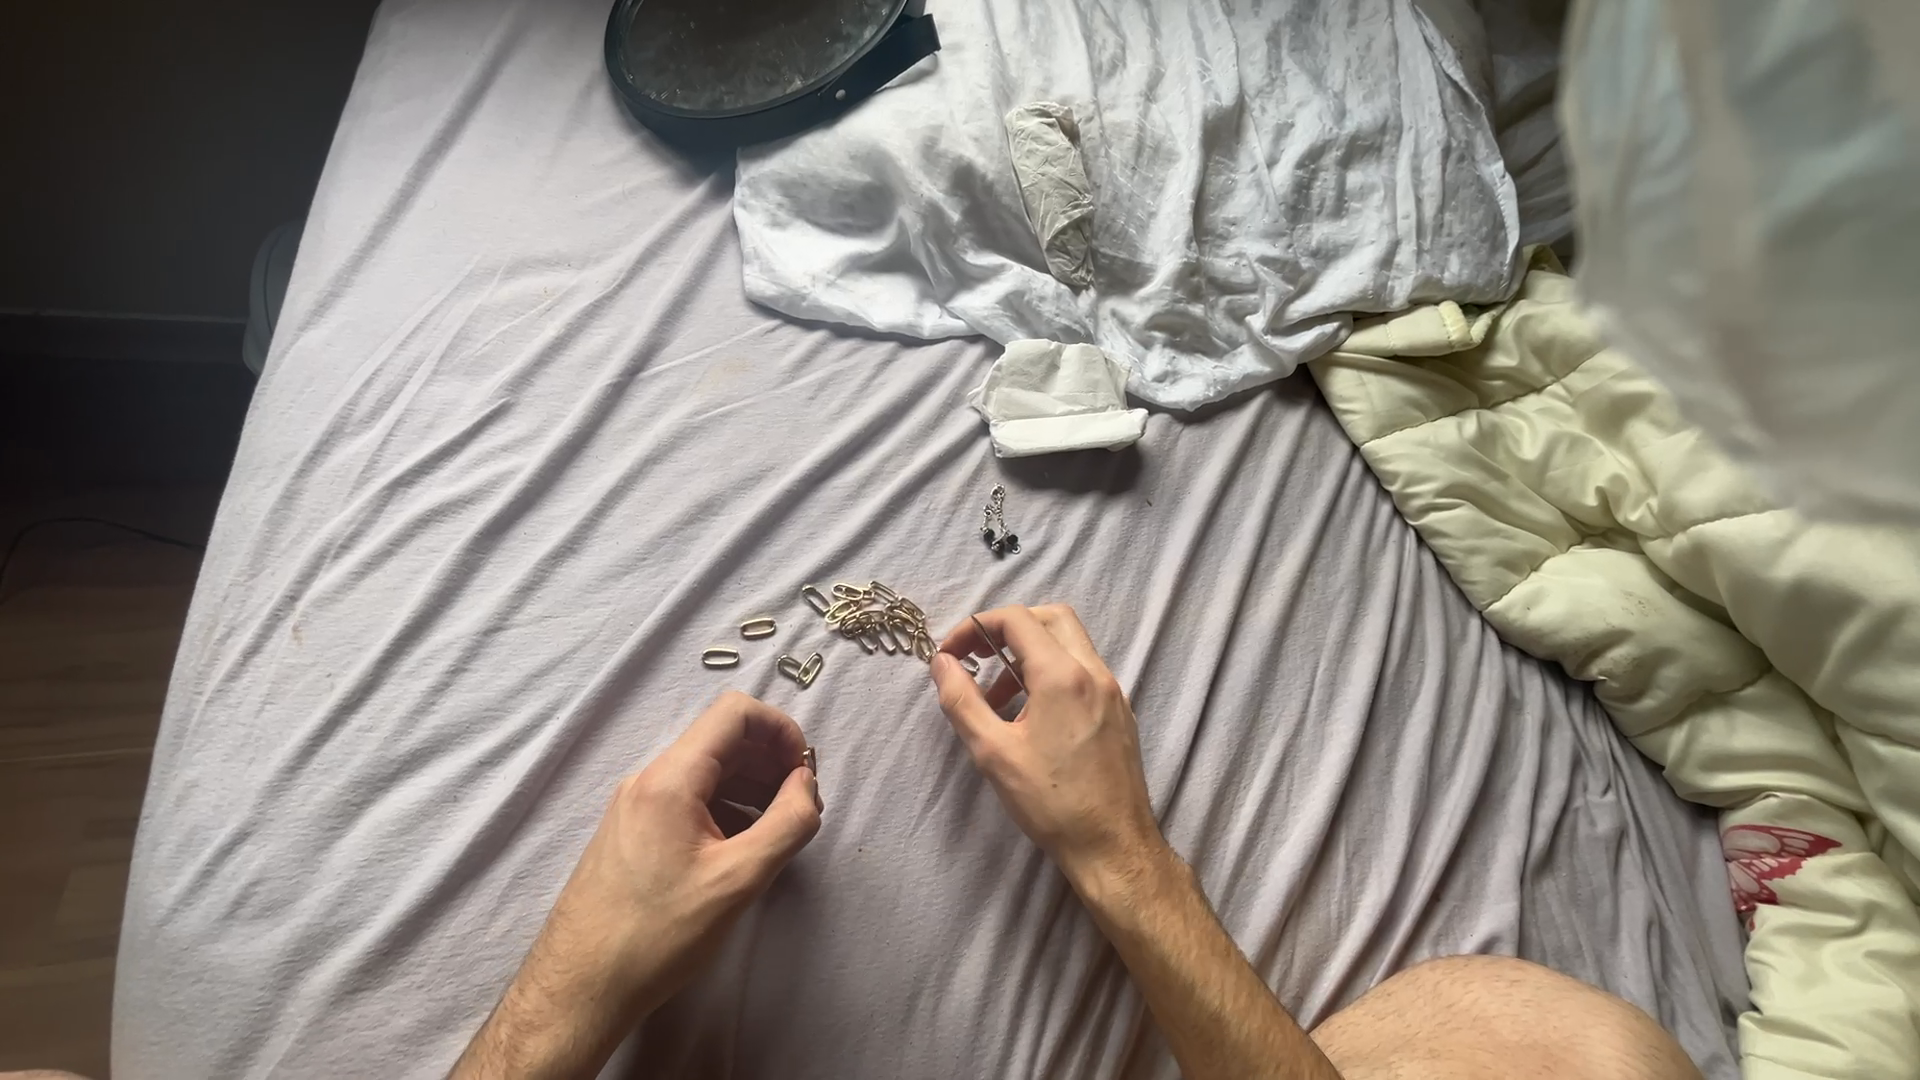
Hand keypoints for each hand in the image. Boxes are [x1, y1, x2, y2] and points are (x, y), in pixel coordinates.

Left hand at [452, 692, 819, 1078]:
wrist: (575, 994)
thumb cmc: (657, 936)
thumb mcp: (738, 880)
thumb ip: (787, 823)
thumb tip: (807, 784)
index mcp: (671, 778)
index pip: (735, 712)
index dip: (780, 728)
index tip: (803, 770)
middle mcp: (650, 778)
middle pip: (724, 738)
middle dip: (771, 760)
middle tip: (800, 804)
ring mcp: (638, 804)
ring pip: (709, 769)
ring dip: (753, 784)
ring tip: (778, 828)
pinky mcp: (634, 830)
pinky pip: (691, 797)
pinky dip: (728, 806)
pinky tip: (742, 846)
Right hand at [928, 604, 1163, 889]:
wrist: (1115, 848)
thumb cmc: (1052, 803)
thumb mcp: (993, 752)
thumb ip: (962, 701)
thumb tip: (941, 663)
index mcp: (1063, 675)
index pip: (1016, 619)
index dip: (975, 627)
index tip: (951, 654)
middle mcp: (1094, 671)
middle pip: (1050, 617)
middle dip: (1008, 627)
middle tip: (978, 655)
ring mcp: (1112, 690)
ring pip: (1069, 643)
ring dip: (1028, 653)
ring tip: (996, 697)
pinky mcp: (1119, 710)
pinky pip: (1082, 670)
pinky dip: (1051, 672)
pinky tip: (1029, 714)